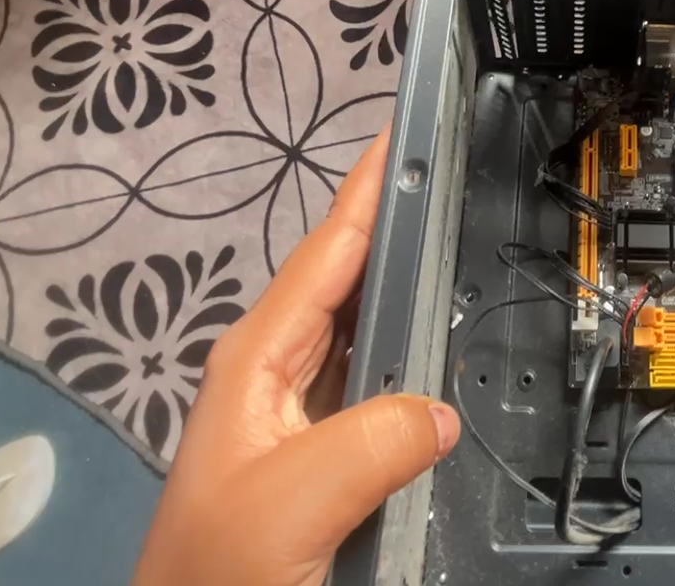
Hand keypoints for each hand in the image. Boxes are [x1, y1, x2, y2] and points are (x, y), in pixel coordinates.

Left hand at [133, 130, 460, 585]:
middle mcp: (277, 363)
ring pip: (363, 314)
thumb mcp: (291, 505)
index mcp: (259, 355)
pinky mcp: (322, 435)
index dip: (368, 188)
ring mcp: (298, 400)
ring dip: (403, 267)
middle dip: (392, 213)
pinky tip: (438, 326)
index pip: (329, 249)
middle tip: (448, 170)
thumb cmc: (222, 575)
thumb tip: (444, 409)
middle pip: (346, 267)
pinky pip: (377, 362)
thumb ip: (373, 443)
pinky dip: (409, 330)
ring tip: (451, 228)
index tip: (404, 133)